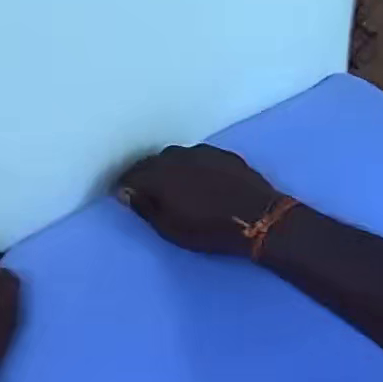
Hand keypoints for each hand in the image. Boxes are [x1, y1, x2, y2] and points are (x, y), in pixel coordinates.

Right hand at [115, 144, 286, 257]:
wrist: (258, 217)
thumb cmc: (209, 229)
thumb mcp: (170, 228)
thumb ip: (145, 207)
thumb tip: (125, 192)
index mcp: (159, 174)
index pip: (132, 175)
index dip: (126, 186)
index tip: (124, 195)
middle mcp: (176, 156)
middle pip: (151, 162)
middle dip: (145, 175)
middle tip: (145, 192)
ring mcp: (200, 152)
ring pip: (174, 156)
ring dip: (167, 168)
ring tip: (171, 185)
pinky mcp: (220, 154)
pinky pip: (196, 156)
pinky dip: (189, 166)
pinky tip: (196, 178)